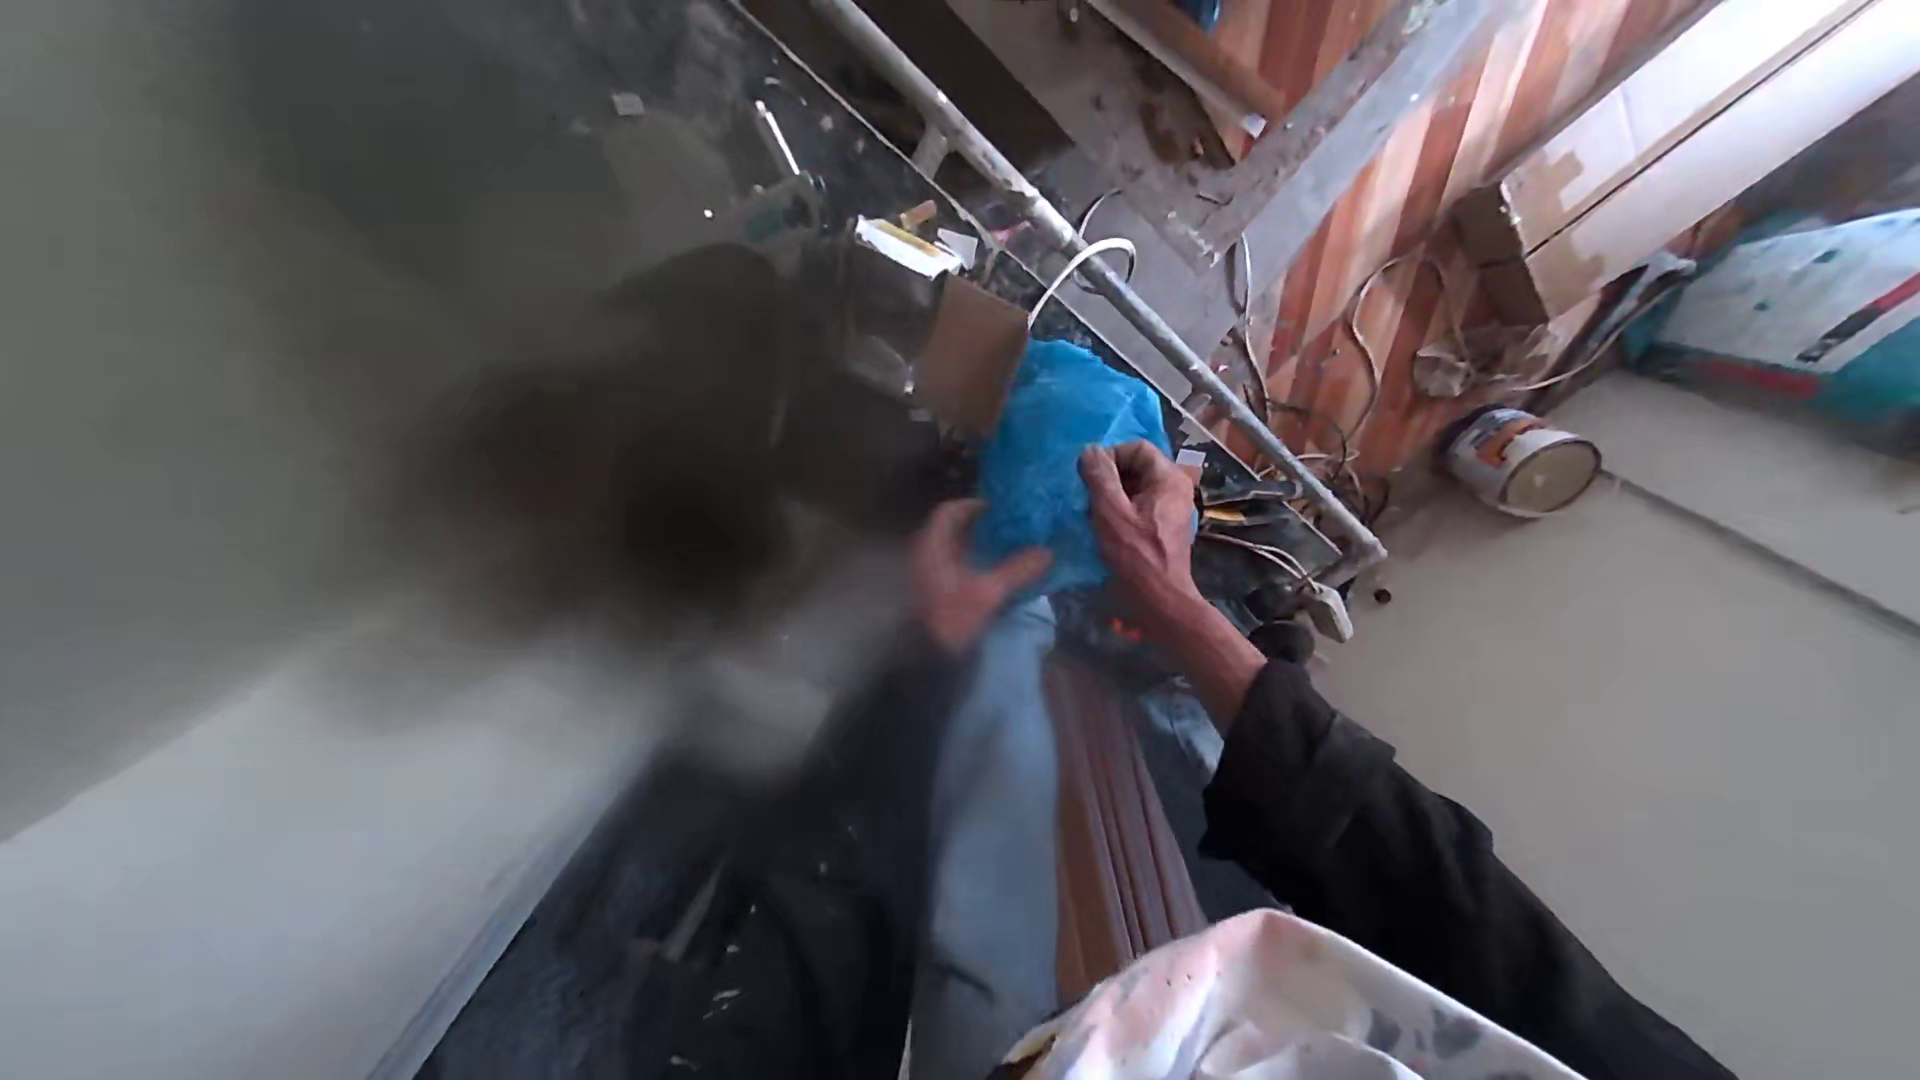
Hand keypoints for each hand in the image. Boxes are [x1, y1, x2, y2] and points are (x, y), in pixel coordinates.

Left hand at [912, 499, 1052, 653]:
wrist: (927, 657)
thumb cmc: (952, 618)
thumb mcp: (988, 592)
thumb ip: (1017, 570)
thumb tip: (1047, 552)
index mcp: (931, 545)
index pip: (948, 511)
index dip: (972, 504)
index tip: (998, 508)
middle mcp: (926, 553)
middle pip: (953, 527)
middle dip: (981, 524)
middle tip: (1010, 525)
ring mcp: (929, 571)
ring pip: (955, 547)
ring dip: (979, 543)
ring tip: (1009, 543)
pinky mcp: (935, 588)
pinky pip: (956, 563)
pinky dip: (975, 560)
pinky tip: (997, 569)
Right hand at [1079, 441, 1201, 624]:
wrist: (1159, 599)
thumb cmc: (1135, 555)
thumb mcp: (1110, 512)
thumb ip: (1099, 477)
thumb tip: (1089, 451)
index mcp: (1169, 479)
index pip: (1136, 447)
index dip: (1109, 456)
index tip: (1090, 479)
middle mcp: (1175, 488)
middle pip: (1136, 465)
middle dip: (1109, 477)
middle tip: (1089, 496)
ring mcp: (1171, 507)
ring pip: (1135, 486)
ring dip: (1111, 494)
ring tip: (1094, 512)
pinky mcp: (1163, 525)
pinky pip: (1138, 504)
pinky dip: (1120, 508)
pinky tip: (1105, 525)